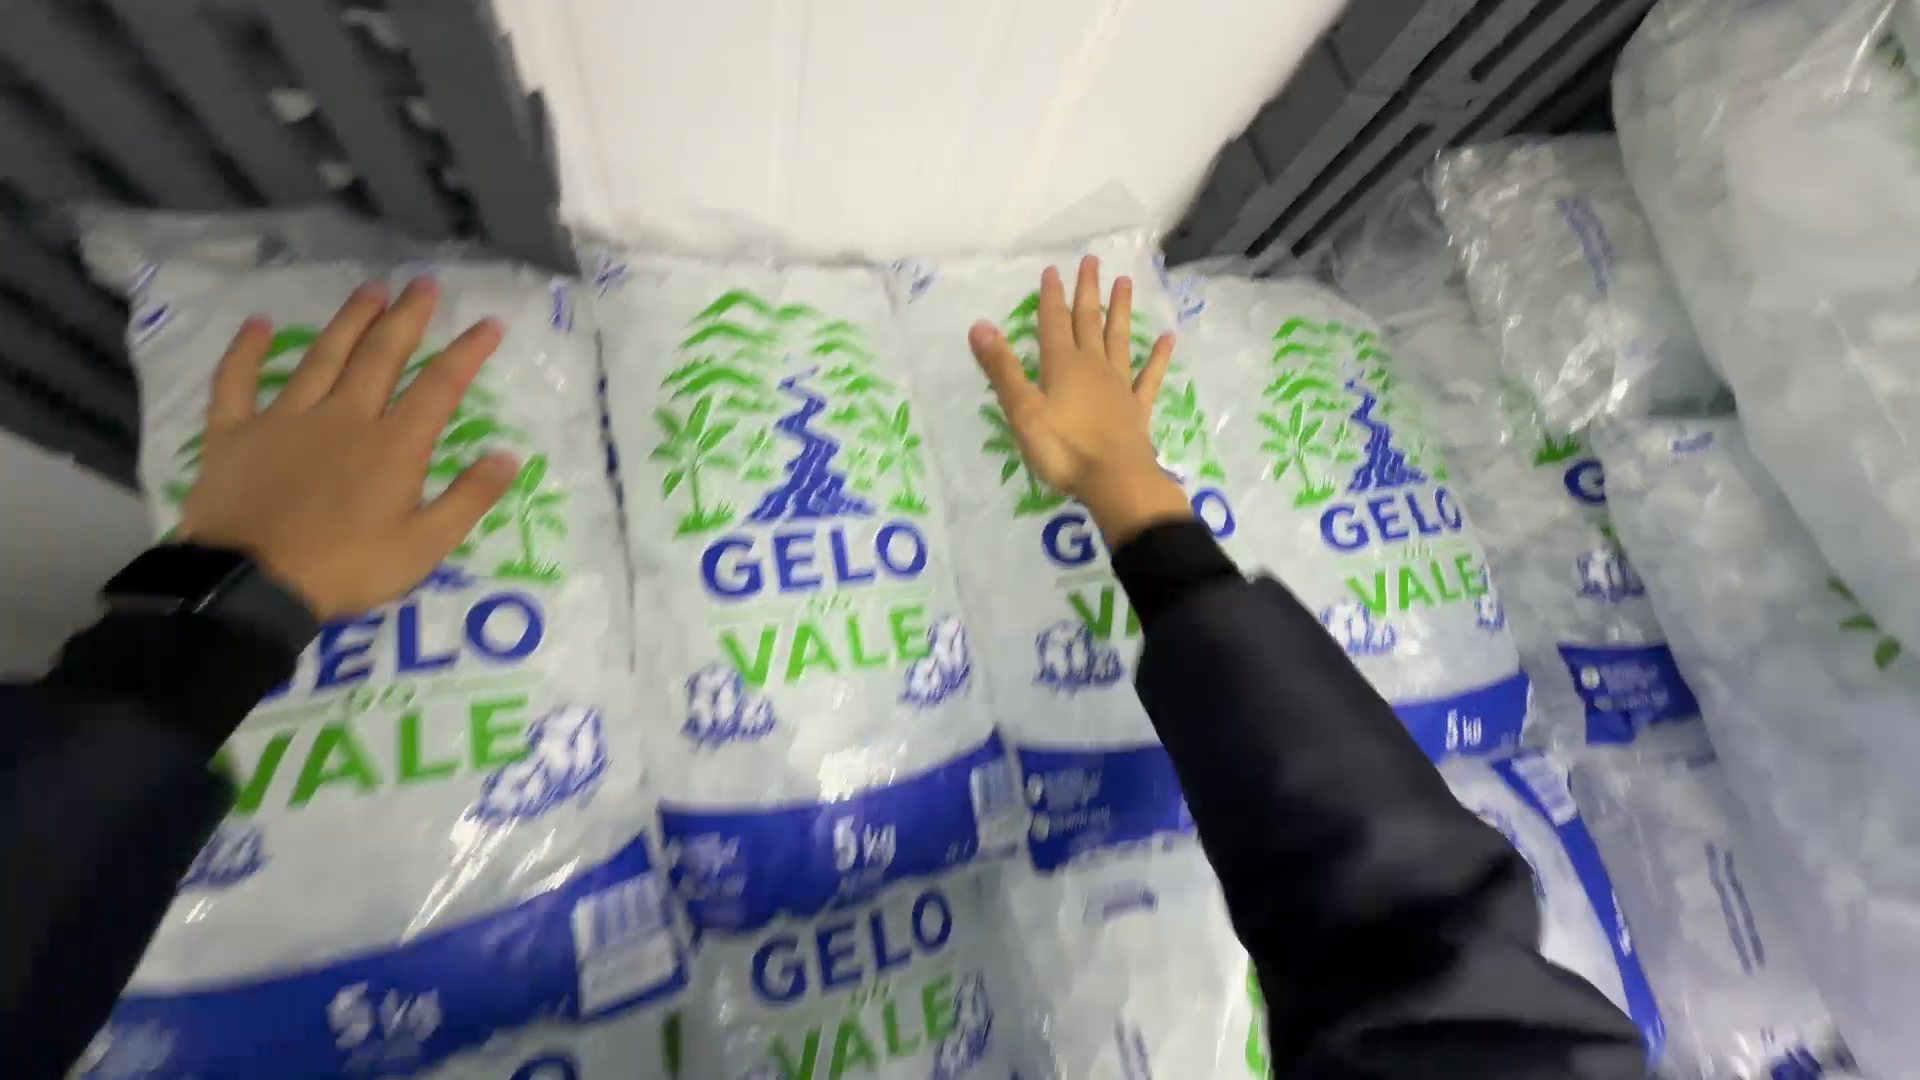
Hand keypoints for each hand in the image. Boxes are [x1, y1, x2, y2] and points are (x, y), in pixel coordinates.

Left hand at [180, 279, 519, 619]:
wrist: (249, 586)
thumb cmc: (351, 566)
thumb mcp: (429, 543)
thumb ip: (470, 496)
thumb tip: (507, 455)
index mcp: (395, 445)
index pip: (440, 386)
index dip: (467, 352)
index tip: (488, 324)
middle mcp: (344, 418)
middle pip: (379, 356)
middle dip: (406, 318)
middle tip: (423, 285)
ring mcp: (285, 420)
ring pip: (320, 357)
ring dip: (348, 321)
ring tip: (368, 290)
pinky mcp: (234, 434)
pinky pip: (237, 382)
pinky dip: (246, 351)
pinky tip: (257, 325)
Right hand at [968, 255, 1191, 544]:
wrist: (1115, 480)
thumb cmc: (1063, 449)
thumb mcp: (1022, 411)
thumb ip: (1002, 369)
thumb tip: (980, 325)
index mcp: (1063, 365)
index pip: (1054, 322)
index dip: (1051, 296)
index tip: (1052, 269)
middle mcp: (1093, 366)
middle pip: (1088, 322)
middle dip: (1087, 291)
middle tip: (1092, 261)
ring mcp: (1119, 386)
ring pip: (1119, 340)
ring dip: (1120, 311)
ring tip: (1125, 283)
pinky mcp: (1137, 408)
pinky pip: (1149, 376)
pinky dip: (1158, 357)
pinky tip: (1167, 339)